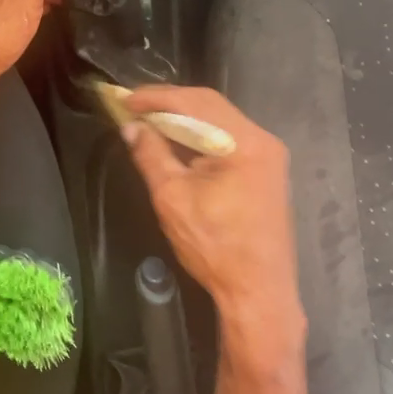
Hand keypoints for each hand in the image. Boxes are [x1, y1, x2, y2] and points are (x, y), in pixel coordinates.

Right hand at [122, 86, 299, 322]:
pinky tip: (175, 141)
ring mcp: (267, 156)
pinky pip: (227, 138)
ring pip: (218, 120)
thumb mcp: (172, 197)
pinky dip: (198, 135)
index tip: (125, 99)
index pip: (195, 103)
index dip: (156, 97)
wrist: (259, 295)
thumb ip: (151, 155)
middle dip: (169, 103)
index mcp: (245, 143)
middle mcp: (262, 141)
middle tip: (134, 107)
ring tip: (149, 121)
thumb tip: (131, 127)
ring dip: (183, 118)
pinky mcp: (264, 171)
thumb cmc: (215, 247)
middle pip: (210, 106)